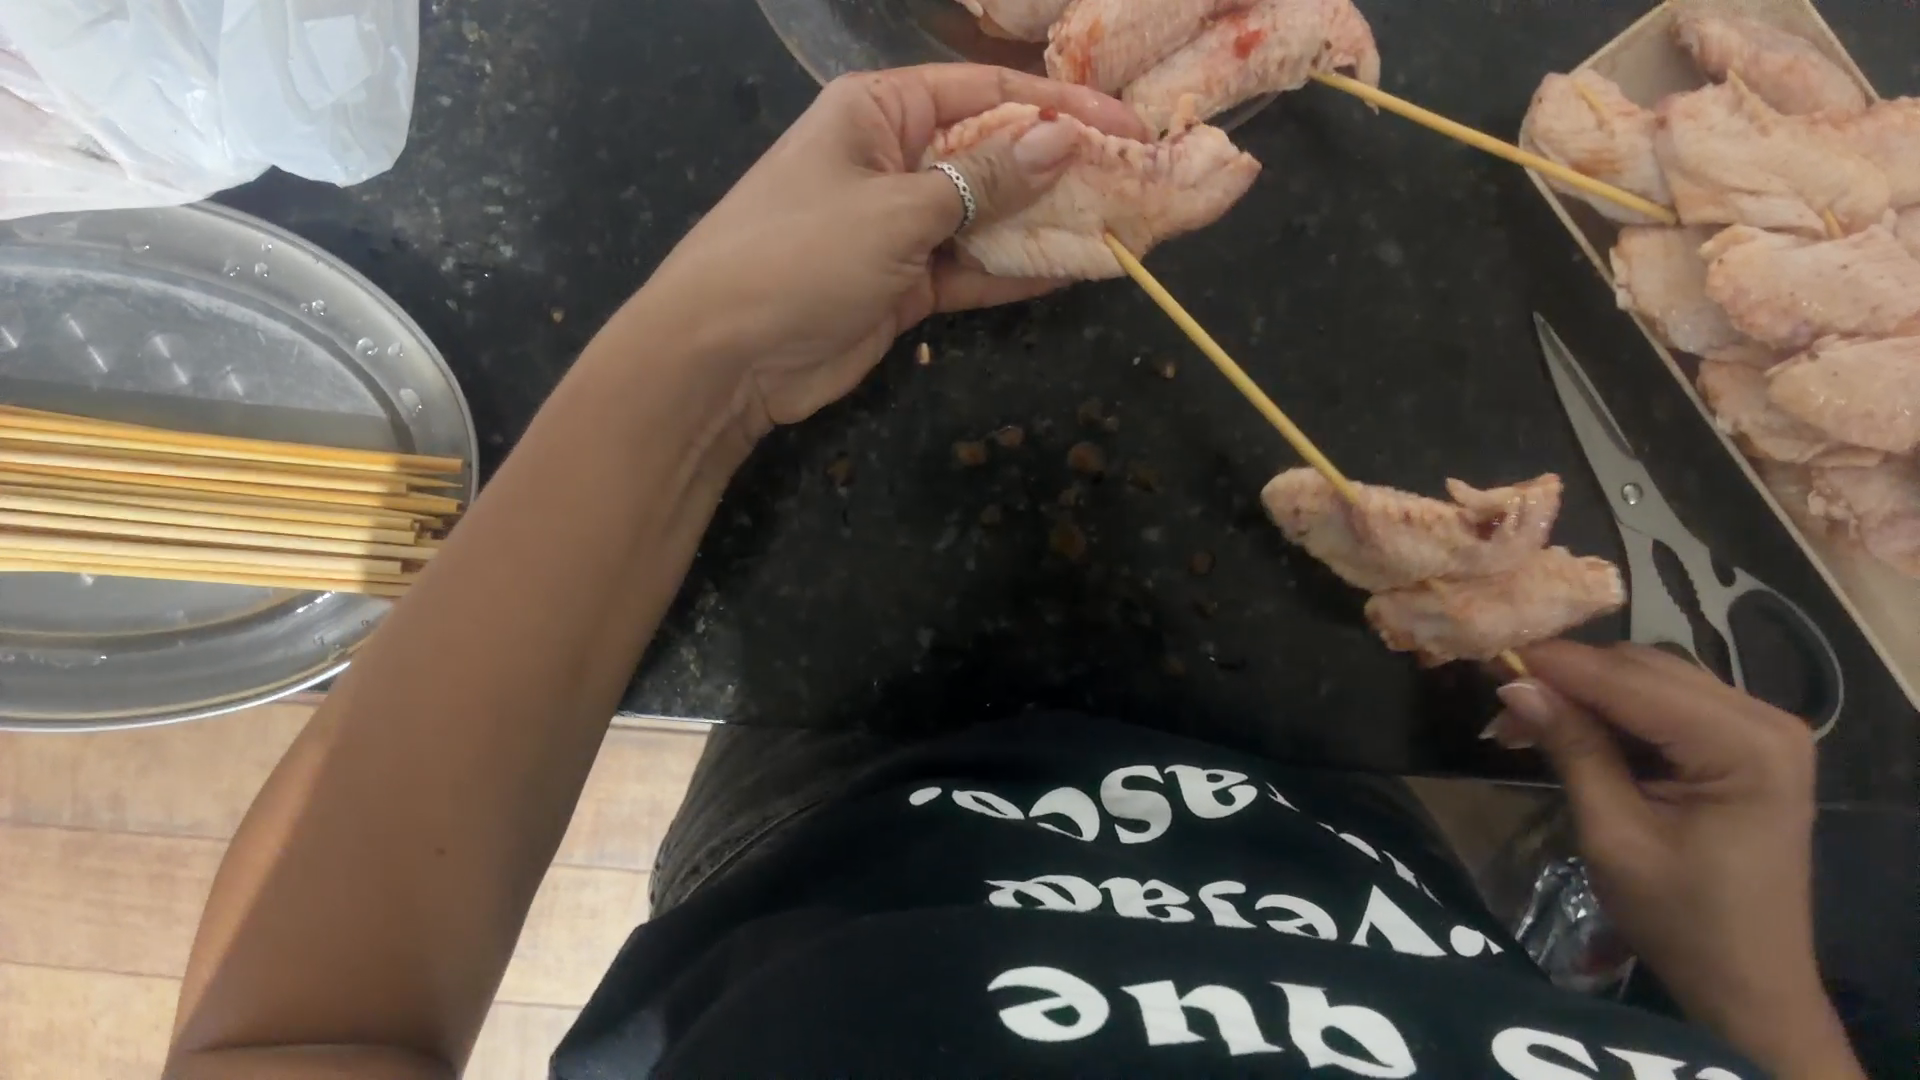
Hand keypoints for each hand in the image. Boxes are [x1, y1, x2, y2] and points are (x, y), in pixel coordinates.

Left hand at [633, 64, 1147, 438]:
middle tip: (1136, 182)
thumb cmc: (798, 256)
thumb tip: (1061, 143)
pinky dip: (1015, 274)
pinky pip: (971, 272)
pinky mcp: (905, 287)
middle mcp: (894, 161)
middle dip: (1060, 171)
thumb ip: (980, 183)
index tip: (1126, 130)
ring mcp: (901, 229)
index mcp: (879, 112)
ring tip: (1120, 227)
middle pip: (993, 156)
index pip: (985, 95)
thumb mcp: (893, 210)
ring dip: (1046, 227)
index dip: (1059, 110)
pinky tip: (1073, 271)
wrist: (726, 357)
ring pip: (988, 220)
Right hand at [1488, 642, 1861, 1078]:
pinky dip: (1607, 706)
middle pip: (1640, 667)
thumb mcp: (1611, 831)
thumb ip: (1571, 747)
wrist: (1745, 978)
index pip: (1629, 681)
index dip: (1552, 665)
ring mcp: (1758, 729)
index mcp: (1744, 746)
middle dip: (1565, 677)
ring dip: (1581, 689)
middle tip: (1499, 700)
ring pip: (1646, 675)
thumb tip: (1513, 683)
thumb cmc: (1678, 914)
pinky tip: (1565, 725)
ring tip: (1522, 716)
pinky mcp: (1741, 743)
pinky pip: (1660, 699)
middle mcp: (1763, 721)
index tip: (1484, 656)